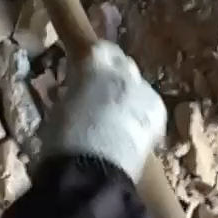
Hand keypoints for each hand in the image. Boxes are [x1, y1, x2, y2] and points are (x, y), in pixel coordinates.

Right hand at [42, 40, 164, 181]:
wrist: (91, 173)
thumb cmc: (61, 140)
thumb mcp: (59, 106)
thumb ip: (75, 90)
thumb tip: (80, 90)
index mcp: (91, 58)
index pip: (92, 45)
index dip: (88, 56)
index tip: (81, 64)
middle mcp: (123, 67)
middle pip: (120, 63)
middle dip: (111, 75)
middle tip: (99, 95)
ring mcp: (144, 88)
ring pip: (137, 85)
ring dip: (127, 96)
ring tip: (114, 119)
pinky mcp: (158, 112)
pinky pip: (148, 107)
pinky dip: (139, 116)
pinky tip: (129, 133)